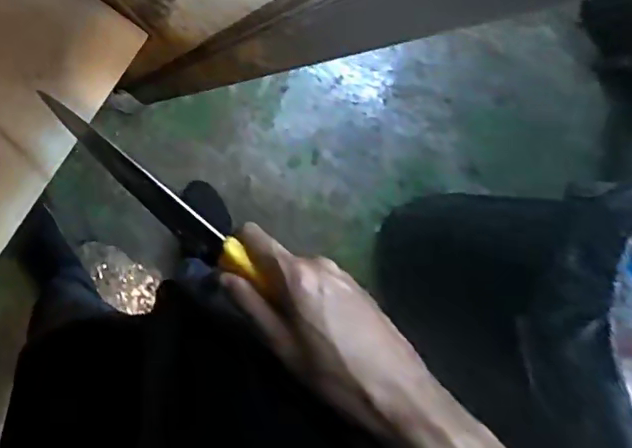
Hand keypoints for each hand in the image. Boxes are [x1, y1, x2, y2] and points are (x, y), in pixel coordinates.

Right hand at [222, 224, 500, 447]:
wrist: (407, 398)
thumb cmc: (337, 374)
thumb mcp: (284, 347)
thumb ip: (250, 306)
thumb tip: (225, 276)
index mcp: (296, 271)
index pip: (252, 234)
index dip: (238, 250)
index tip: (239, 278)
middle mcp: (319, 261)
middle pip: (278, 257)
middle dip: (269, 280)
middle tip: (277, 320)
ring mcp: (344, 273)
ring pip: (302, 271)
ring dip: (295, 291)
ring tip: (308, 332)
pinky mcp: (362, 288)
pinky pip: (324, 282)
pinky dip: (317, 298)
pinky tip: (333, 334)